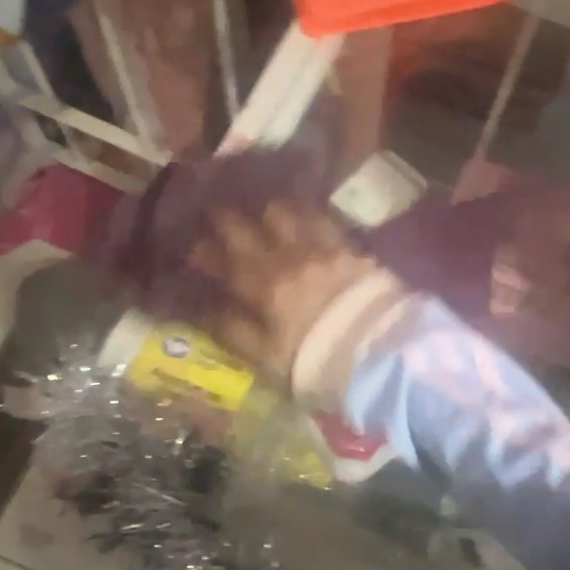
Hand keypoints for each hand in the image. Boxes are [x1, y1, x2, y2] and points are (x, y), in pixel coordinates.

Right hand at [188, 201, 376, 378]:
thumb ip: (235, 331)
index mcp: (263, 288)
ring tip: (263, 208)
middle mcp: (288, 259)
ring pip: (287, 214)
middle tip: (217, 213)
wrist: (377, 352)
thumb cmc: (317, 361)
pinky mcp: (349, 247)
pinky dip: (309, 213)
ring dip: (269, 210)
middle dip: (228, 220)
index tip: (192, 246)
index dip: (204, 253)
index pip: (223, 263)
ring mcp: (321, 249)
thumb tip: (209, 310)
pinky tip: (306, 211)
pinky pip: (324, 220)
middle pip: (250, 229)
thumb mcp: (267, 357)